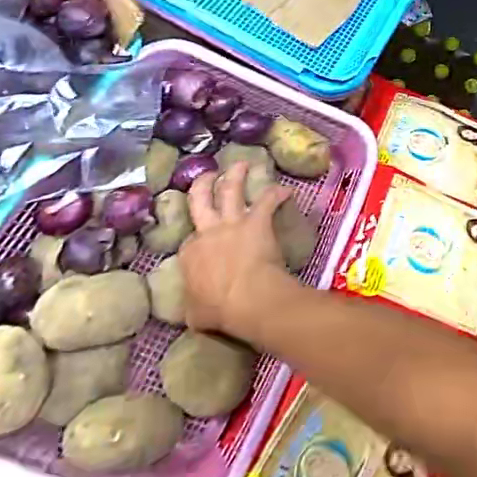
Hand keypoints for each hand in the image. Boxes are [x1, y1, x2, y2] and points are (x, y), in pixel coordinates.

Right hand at [180, 162, 298, 334]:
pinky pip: (268, 200)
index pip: (190, 241)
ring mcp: (232, 223)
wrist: (246, 297)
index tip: (203, 240)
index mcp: (191, 254)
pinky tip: (285, 190)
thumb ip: (193, 305)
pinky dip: (277, 193)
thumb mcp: (194, 314)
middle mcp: (208, 232)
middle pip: (201, 200)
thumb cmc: (219, 310)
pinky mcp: (257, 220)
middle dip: (204, 183)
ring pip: (231, 189)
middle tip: (209, 174)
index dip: (196, 239)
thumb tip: (194, 309)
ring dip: (237, 174)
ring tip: (243, 163)